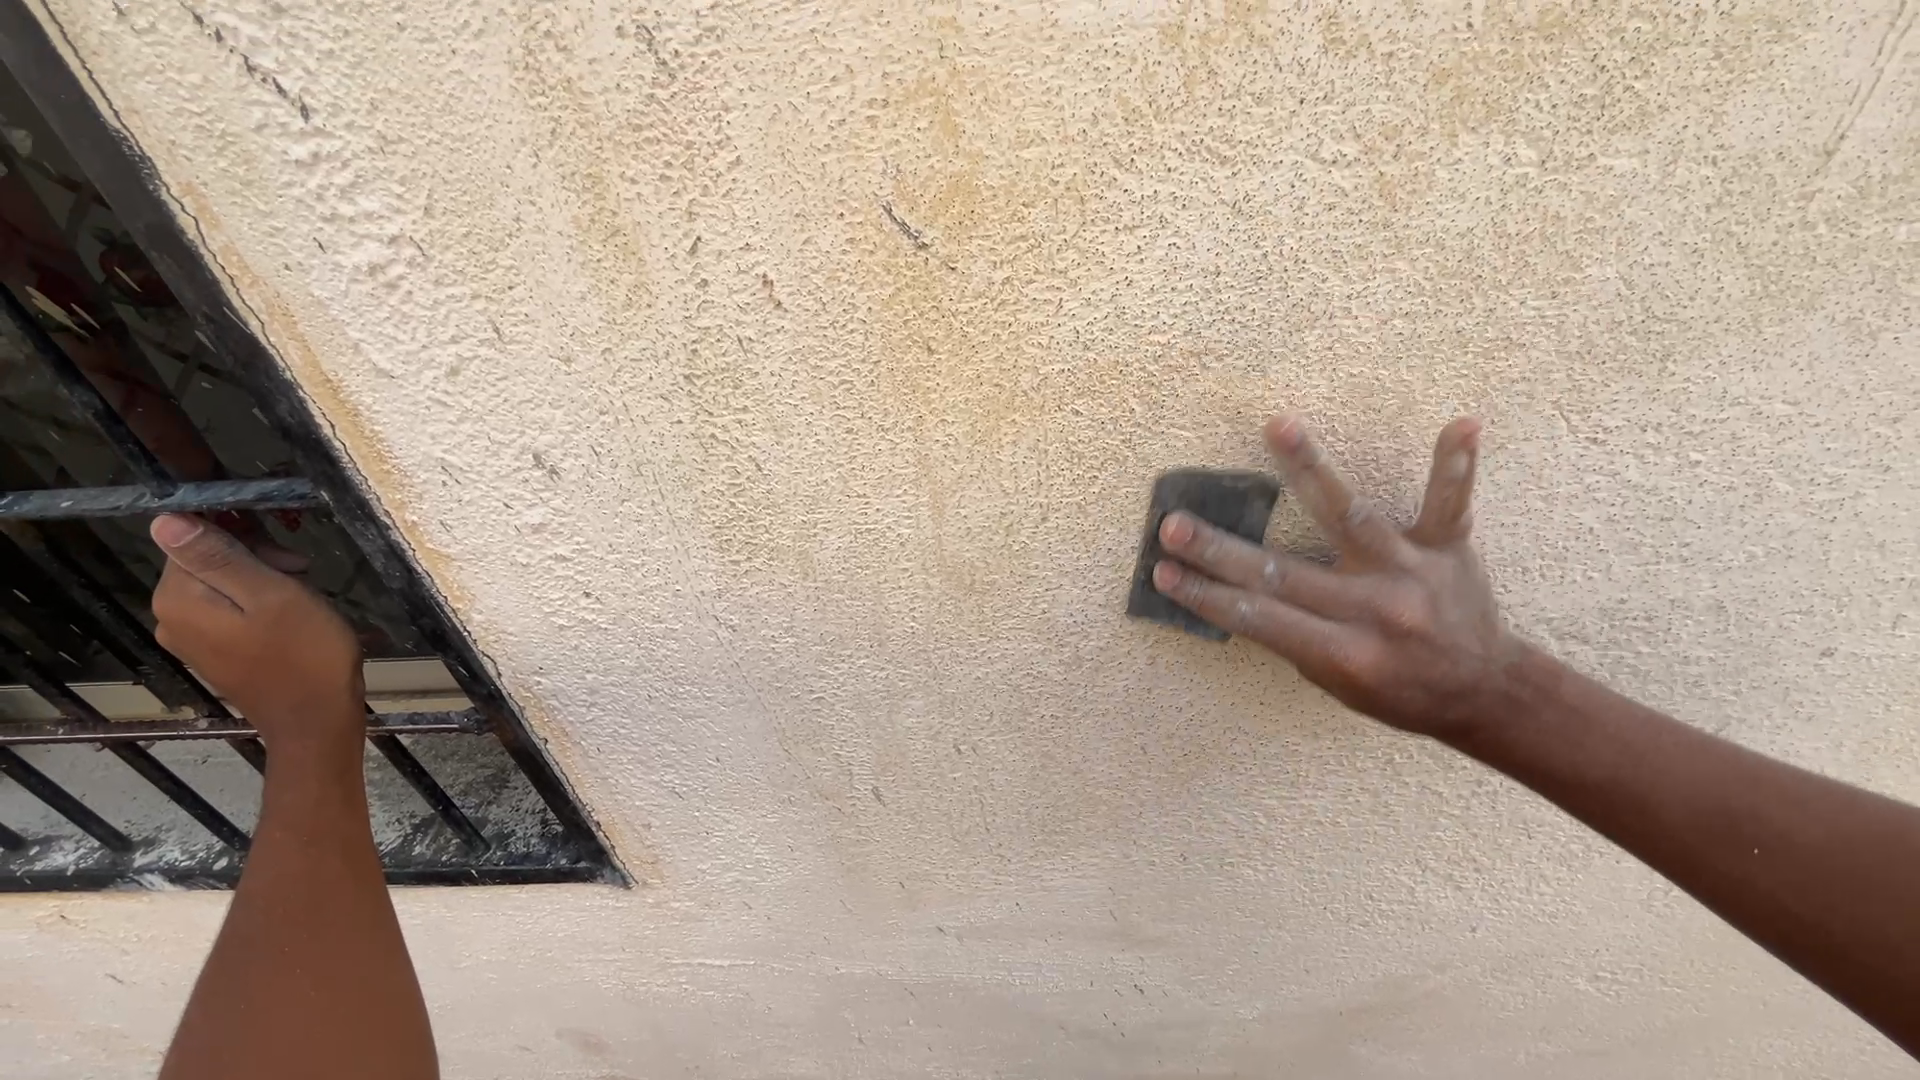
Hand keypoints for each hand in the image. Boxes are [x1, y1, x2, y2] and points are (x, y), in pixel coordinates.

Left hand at [149, 514, 364, 755]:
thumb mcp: (273, 595)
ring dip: (264, 582)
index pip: (194, 541)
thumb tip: (164, 519)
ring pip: (222, 587)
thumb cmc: (304, 652)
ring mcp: (191, 640)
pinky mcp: (215, 654)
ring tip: (304, 598)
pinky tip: (292, 618)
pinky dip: (261, 606)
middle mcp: (170, 618)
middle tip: (304, 576)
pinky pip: (230, 612)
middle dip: (257, 560)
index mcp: (178, 599)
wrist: (316, 718)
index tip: (291, 558)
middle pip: (205, 564)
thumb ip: (219, 557)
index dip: (246, 539)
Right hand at [1152, 415, 1529, 737]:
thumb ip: (1295, 638)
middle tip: (1174, 525)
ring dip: (1310, 468)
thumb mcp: (1335, 685)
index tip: (1163, 572)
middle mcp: (1374, 610)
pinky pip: (1450, 504)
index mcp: (1343, 653)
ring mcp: (1410, 573)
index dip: (1205, 595)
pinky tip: (1460, 423)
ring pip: (1350, 516)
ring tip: (1278, 425)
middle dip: (1219, 549)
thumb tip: (1246, 591)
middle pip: (1282, 571)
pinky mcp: (1447, 550)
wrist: (1487, 694)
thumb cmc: (1398, 693)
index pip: (1258, 618)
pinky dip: (1453, 465)